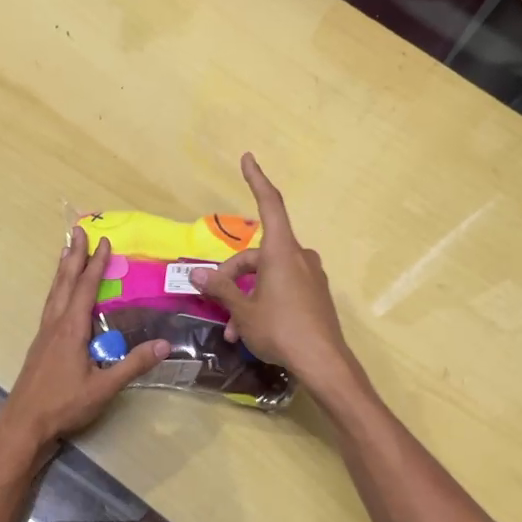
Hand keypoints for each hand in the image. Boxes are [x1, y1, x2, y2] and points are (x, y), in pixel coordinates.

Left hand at [0, 228, 169, 446]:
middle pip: (65, 283)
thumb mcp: (103, 388)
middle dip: (74, 256)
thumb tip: (164, 344)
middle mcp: (55, 325)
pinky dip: (57, 291)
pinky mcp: (40, 346)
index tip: (104, 241)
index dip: (96, 264)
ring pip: (54, 293)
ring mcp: (44, 335)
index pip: (86, 288)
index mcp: (71, 329)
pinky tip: (60, 296)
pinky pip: (50, 307)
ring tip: (66, 252)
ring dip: (62, 271)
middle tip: (79, 231)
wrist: (24, 423)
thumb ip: (132, 365)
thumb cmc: (63, 405)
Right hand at [190, 153, 352, 381]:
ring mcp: (310, 277)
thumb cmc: (280, 330)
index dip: (257, 180)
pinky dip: (263, 302)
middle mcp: (299, 258)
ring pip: (268, 276)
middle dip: (233, 276)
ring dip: (246, 297)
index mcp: (282, 252)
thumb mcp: (243, 311)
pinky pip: (282, 288)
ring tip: (233, 330)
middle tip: (216, 304)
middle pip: (257, 254)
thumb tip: (197, 273)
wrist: (323, 363)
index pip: (269, 204)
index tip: (248, 158)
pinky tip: (250, 330)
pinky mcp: (315, 296)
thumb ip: (221, 289)